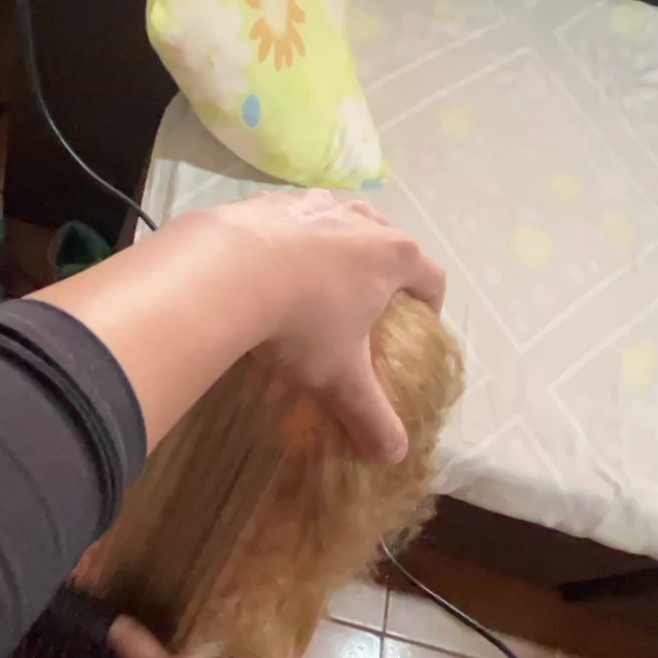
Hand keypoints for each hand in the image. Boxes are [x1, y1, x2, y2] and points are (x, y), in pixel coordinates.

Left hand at [171, 191, 446, 462]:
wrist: (225, 273)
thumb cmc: (301, 323)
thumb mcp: (338, 378)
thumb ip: (370, 415)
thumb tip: (394, 456)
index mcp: (391, 256)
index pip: (430, 275)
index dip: (431, 301)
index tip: (422, 320)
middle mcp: (358, 218)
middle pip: (386, 239)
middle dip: (382, 269)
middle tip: (366, 301)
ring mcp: (310, 203)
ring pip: (336, 221)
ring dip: (334, 247)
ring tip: (315, 280)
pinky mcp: (265, 201)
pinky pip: (285, 220)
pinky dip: (284, 240)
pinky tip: (263, 267)